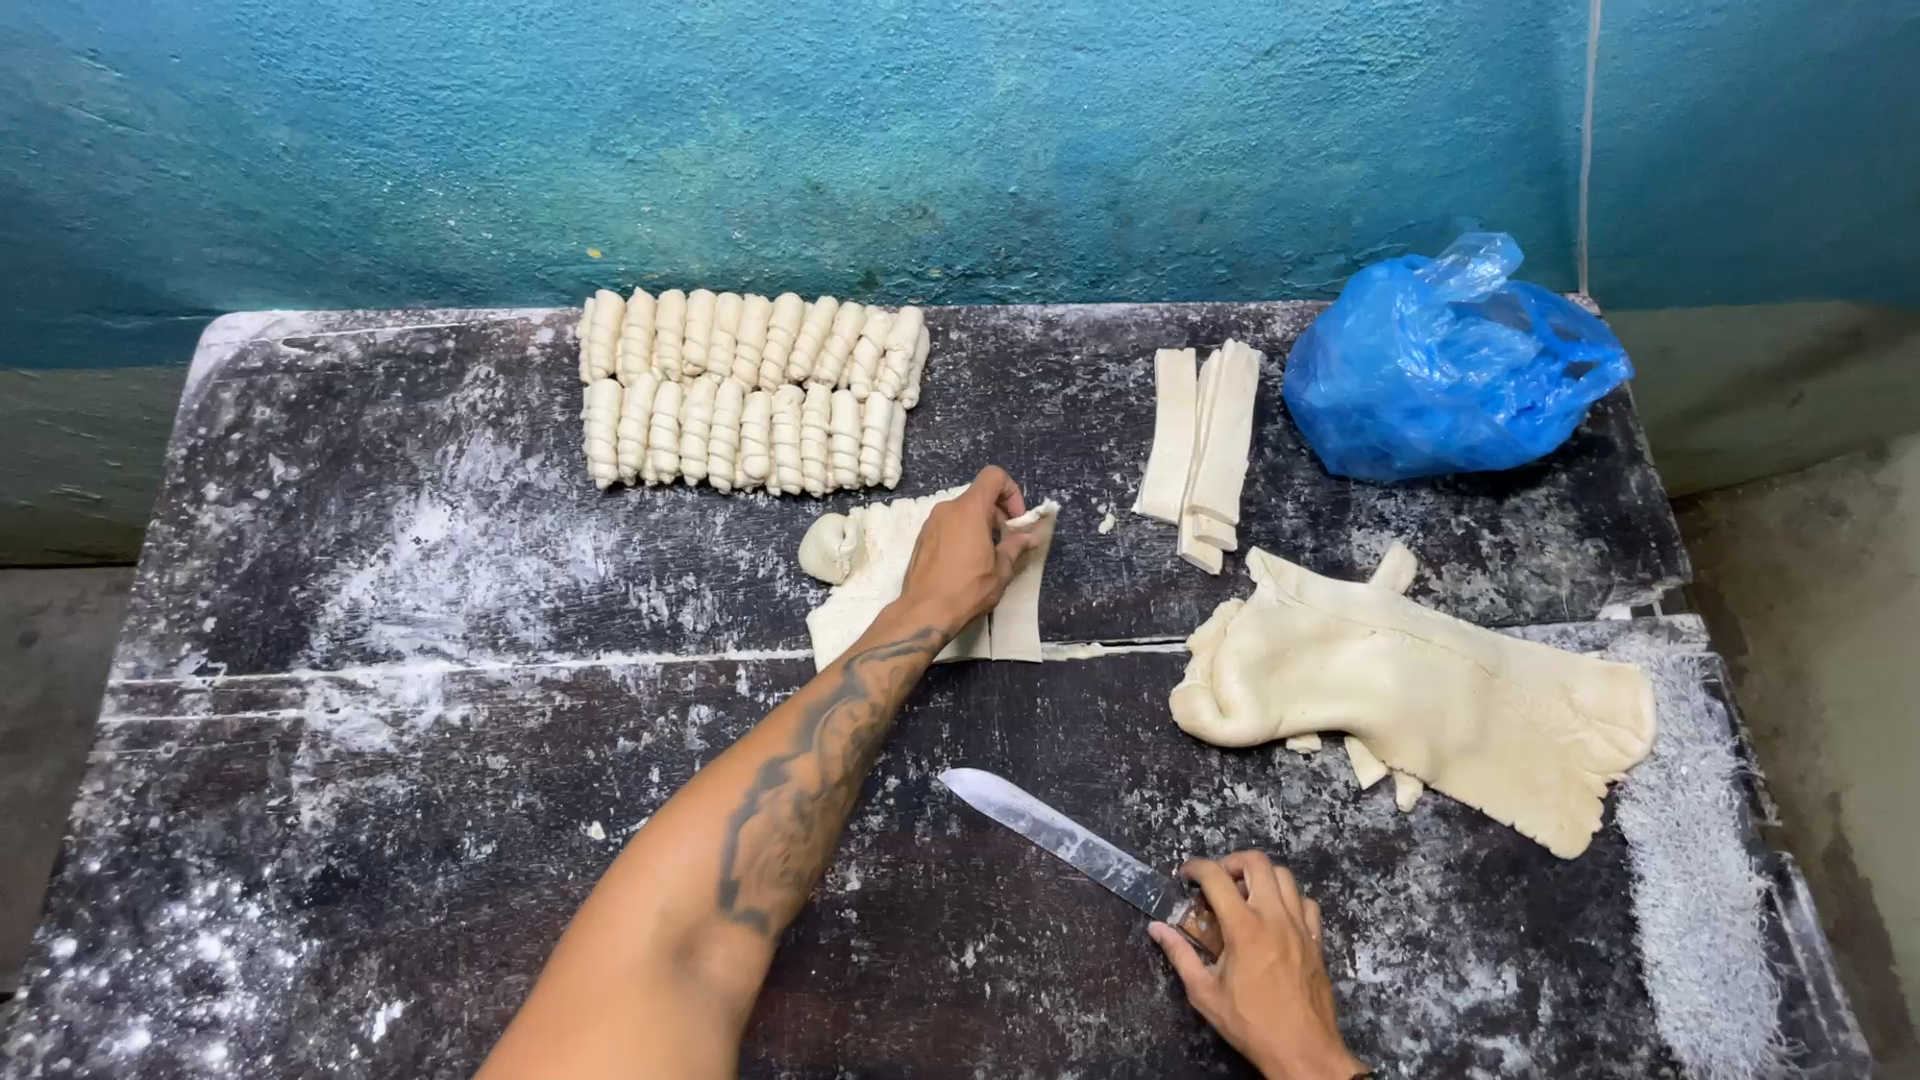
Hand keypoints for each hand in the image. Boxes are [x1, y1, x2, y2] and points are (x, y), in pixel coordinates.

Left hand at [895, 465, 1039, 640]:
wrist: (924, 612)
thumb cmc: (967, 589)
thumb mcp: (1000, 570)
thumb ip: (1016, 546)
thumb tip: (1031, 536)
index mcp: (969, 509)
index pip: (993, 476)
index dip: (1011, 491)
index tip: (1015, 520)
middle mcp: (947, 509)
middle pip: (979, 496)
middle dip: (998, 513)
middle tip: (1006, 542)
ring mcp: (931, 523)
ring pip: (963, 511)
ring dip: (980, 525)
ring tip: (987, 555)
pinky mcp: (922, 538)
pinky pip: (948, 525)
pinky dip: (962, 533)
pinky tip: (966, 562)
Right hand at [1148, 852, 1366, 1079]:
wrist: (1305, 1054)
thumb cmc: (1251, 1024)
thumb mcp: (1205, 993)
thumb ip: (1179, 955)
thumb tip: (1156, 928)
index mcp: (1243, 927)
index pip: (1216, 876)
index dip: (1196, 867)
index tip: (1186, 875)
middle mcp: (1274, 917)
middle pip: (1256, 862)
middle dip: (1231, 862)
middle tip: (1219, 880)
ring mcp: (1299, 927)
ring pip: (1284, 876)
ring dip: (1260, 876)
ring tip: (1246, 894)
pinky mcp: (1316, 941)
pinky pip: (1306, 903)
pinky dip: (1289, 899)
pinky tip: (1276, 916)